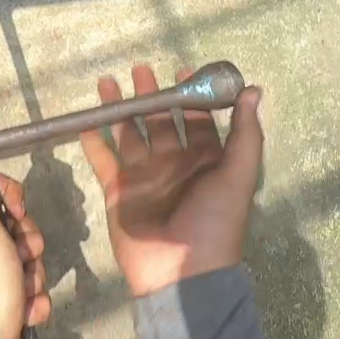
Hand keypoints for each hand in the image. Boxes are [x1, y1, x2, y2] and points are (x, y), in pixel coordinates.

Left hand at [0, 160, 52, 338]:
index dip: (11, 196)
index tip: (17, 209)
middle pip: (16, 226)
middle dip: (28, 241)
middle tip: (20, 253)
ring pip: (29, 259)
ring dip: (33, 274)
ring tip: (21, 289)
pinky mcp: (8, 304)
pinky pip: (33, 291)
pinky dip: (33, 301)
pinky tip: (24, 310)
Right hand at [79, 64, 264, 296]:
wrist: (180, 271)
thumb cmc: (214, 221)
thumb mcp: (238, 175)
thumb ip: (245, 133)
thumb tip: (253, 89)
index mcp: (204, 160)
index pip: (196, 119)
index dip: (190, 95)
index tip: (181, 68)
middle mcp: (173, 163)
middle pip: (159, 121)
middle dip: (150, 95)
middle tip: (139, 68)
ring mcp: (143, 176)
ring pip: (128, 134)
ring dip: (119, 109)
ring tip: (107, 82)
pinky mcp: (118, 190)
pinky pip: (102, 161)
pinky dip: (93, 142)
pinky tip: (86, 121)